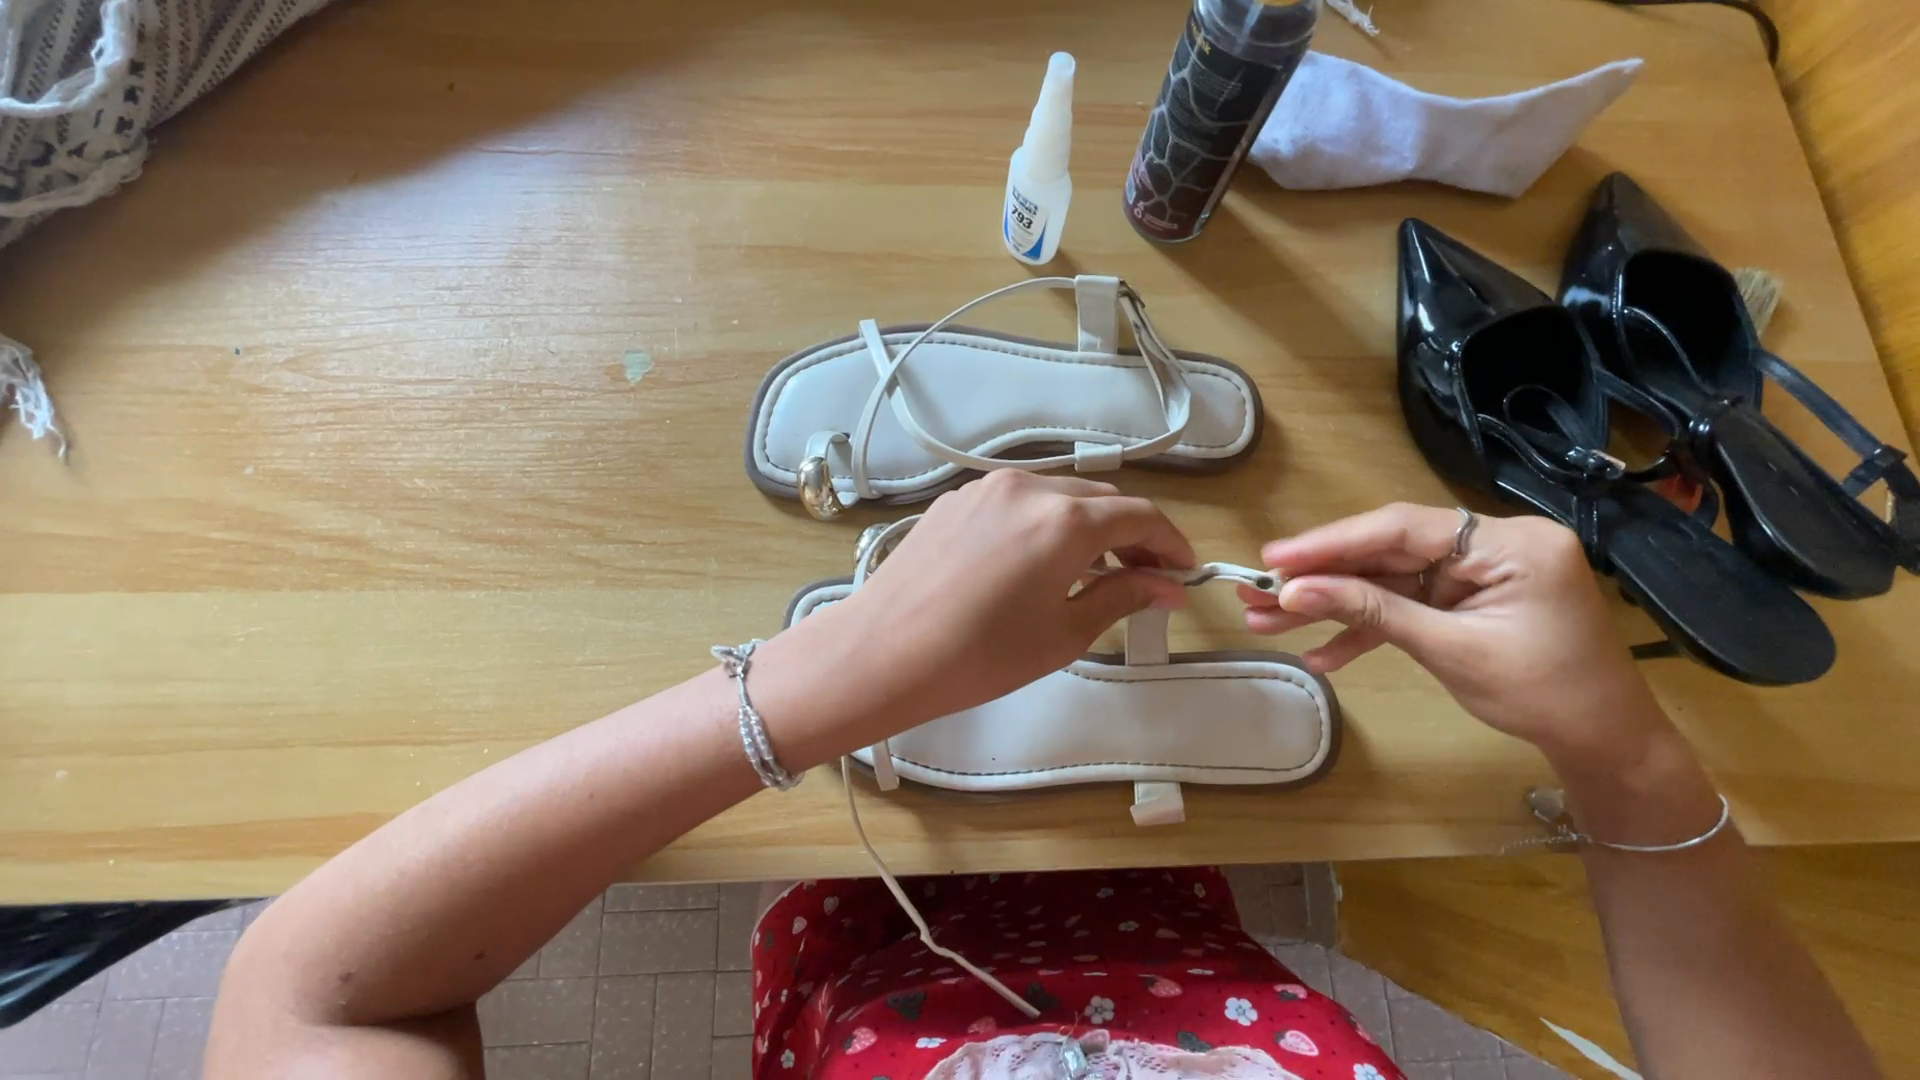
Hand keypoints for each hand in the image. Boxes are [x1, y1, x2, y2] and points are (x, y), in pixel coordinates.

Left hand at [795, 471, 1193, 734]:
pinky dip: (1043, 523)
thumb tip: (1170, 587)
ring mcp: (985, 488)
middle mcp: (1028, 486)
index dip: (1172, 544)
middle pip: (1101, 500)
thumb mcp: (1063, 633)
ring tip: (1093, 572)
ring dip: (1087, 527)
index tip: (1184, 573)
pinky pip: (1016, 501)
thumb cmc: (980, 656)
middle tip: (1145, 578)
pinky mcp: (954, 500)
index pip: (1141, 516)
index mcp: (1065, 520)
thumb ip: (1123, 597)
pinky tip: (1037, 561)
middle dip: (1132, 536)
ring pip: (1058, 496)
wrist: (882, 652)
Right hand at [1242, 503, 1669, 769]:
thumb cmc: (1543, 694)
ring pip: (1383, 581)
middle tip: (1254, 590)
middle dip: (1318, 578)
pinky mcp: (1462, 598)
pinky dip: (1364, 629)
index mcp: (1507, 543)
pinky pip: (1403, 605)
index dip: (1329, 542)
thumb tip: (1293, 591)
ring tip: (1265, 622)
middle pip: (1384, 552)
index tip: (1273, 558)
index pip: (1401, 528)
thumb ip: (1370, 611)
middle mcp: (1489, 544)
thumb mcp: (1450, 650)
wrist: (1602, 743)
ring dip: (1328, 607)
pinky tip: (1320, 653)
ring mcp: (1473, 572)